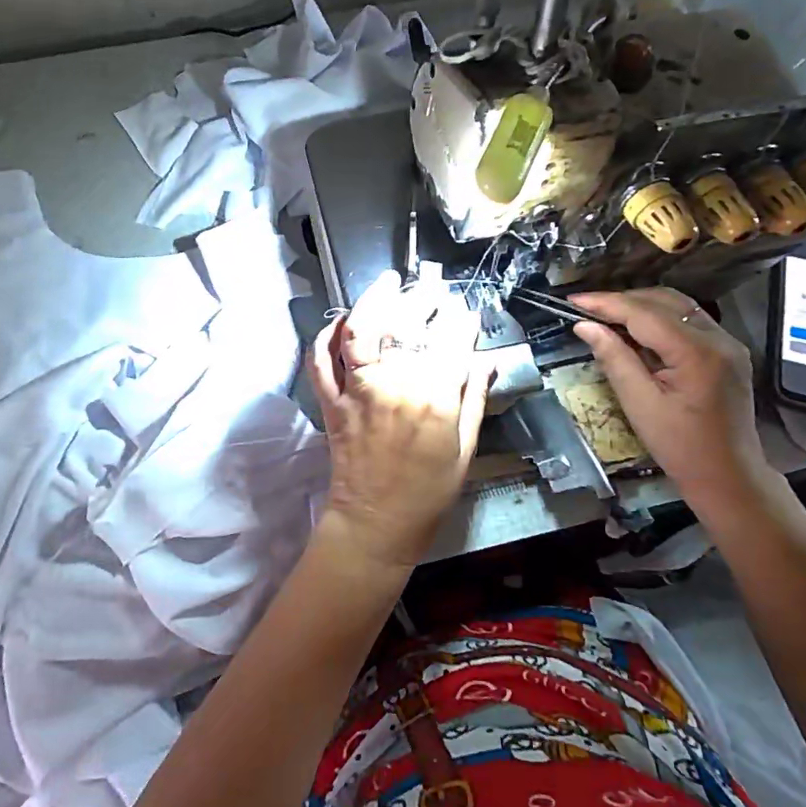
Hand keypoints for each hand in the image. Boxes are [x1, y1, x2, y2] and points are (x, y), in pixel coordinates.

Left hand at [309, 272, 491, 572]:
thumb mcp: (465, 449)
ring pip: (360, 331)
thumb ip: (473, 399)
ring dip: (373, 301)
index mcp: (432, 397)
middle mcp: (392, 385)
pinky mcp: (330, 402)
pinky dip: (326, 336)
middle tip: (433, 289)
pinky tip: (339, 320)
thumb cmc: (428, 492)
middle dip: (422, 299)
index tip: (466, 311)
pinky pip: (321, 362)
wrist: (375, 523)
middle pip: (405, 326)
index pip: (449, 341)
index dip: (460, 320)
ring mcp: (356, 390)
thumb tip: (484, 359)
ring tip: (388, 283)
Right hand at [567, 288, 772, 497]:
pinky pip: (689, 321)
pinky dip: (658, 319)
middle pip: (664, 301)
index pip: (644, 313)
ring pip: (678, 306)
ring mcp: (727, 343)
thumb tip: (585, 326)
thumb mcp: (639, 404)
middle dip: (622, 300)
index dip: (606, 303)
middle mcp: (718, 338)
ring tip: (605, 316)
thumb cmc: (680, 446)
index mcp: (696, 352)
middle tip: (585, 309)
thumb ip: (614, 358)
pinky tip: (635, 331)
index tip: (573, 301)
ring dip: (640, 306)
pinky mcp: (727, 351)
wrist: (728, 474)